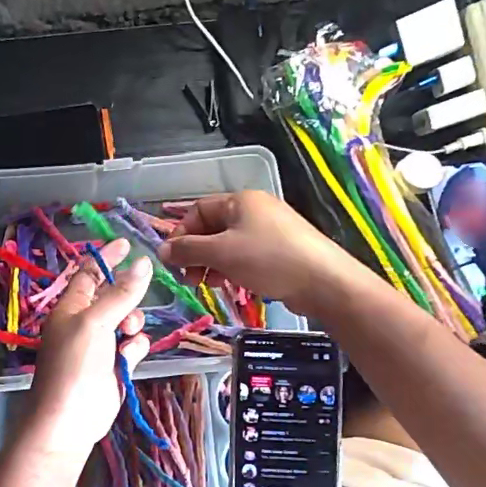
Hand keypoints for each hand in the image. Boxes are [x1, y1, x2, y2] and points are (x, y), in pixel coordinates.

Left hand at [23, 237, 152, 460]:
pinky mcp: (114, 366)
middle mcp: (84, 323)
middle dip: (127, 297)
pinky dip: (134, 348)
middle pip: (113, 296)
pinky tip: (128, 358)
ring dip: (133, 324)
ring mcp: (100, 345)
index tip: (127, 243)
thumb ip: (121, 293)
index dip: (107, 258)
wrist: (70, 419)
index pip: (89, 274)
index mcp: (70, 308)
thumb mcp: (96, 322)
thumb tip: (144, 263)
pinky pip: (133, 346)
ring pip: (128, 321)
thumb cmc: (74, 365)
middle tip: (133, 302)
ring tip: (127, 335)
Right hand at [157, 191, 370, 314]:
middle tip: (190, 279)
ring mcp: (270, 229)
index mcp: (239, 201)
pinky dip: (233, 269)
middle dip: (196, 254)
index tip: (172, 261)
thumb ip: (188, 250)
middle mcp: (254, 210)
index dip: (180, 235)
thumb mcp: (221, 253)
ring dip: (213, 264)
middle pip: (212, 229)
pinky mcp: (281, 250)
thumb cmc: (268, 259)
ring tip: (210, 285)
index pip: (197, 211)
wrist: (323, 281)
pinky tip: (234, 285)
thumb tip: (162, 250)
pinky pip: (246, 255)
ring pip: (228, 245)